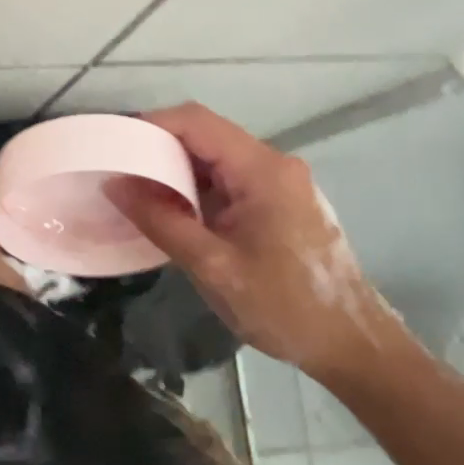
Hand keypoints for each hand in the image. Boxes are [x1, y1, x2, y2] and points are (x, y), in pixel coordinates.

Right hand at [104, 103, 404, 376]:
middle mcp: (275, 165)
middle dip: (157, 151)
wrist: (351, 342)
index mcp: (262, 170)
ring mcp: (281, 184)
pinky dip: (197, 191)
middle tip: (115, 175)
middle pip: (206, 136)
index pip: (196, 122)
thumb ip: (161, 221)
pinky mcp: (281, 205)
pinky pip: (230, 182)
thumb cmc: (283, 306)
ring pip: (216, 161)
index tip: (112, 147)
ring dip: (176, 174)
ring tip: (135, 196)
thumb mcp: (212, 267)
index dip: (150, 126)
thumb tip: (115, 185)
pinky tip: (173, 215)